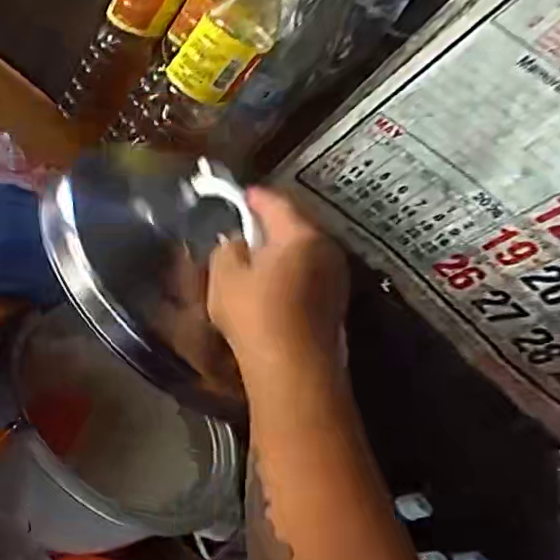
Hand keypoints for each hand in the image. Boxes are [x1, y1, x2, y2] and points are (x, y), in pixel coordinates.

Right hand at [207, 186, 348, 388]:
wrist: (293, 366)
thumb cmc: (255, 314)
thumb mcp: (224, 276)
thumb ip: (226, 250)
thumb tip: (236, 242)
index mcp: (301, 235)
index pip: (277, 204)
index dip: (256, 197)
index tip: (242, 194)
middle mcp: (327, 249)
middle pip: (295, 227)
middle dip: (269, 227)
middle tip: (244, 228)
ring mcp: (336, 277)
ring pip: (303, 253)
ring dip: (279, 253)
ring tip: (253, 260)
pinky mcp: (333, 303)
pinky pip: (307, 276)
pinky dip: (287, 274)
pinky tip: (269, 288)